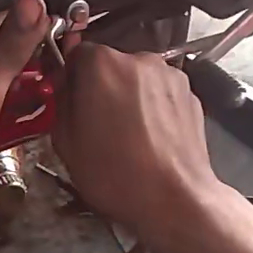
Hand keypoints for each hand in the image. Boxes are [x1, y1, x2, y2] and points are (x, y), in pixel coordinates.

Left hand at [0, 0, 50, 201]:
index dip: (41, 27)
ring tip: (52, 94)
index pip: (9, 19)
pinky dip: (8, 101)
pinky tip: (24, 115)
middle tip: (65, 75)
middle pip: (3, 46)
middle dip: (34, 58)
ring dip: (24, 82)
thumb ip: (11, 47)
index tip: (71, 42)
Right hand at [52, 44, 247, 252]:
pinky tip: (151, 138)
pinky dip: (154, 108)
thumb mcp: (66, 141)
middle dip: (103, 87)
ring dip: (130, 96)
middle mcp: (139, 58)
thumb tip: (64, 83)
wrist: (175, 199)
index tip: (72, 100)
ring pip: (138, 79)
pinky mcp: (191, 94)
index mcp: (102, 63)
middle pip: (111, 64)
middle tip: (98, 124)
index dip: (71, 77)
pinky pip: (161, 93)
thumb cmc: (115, 174)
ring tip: (129, 135)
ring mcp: (170, 74)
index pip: (77, 53)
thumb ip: (61, 100)